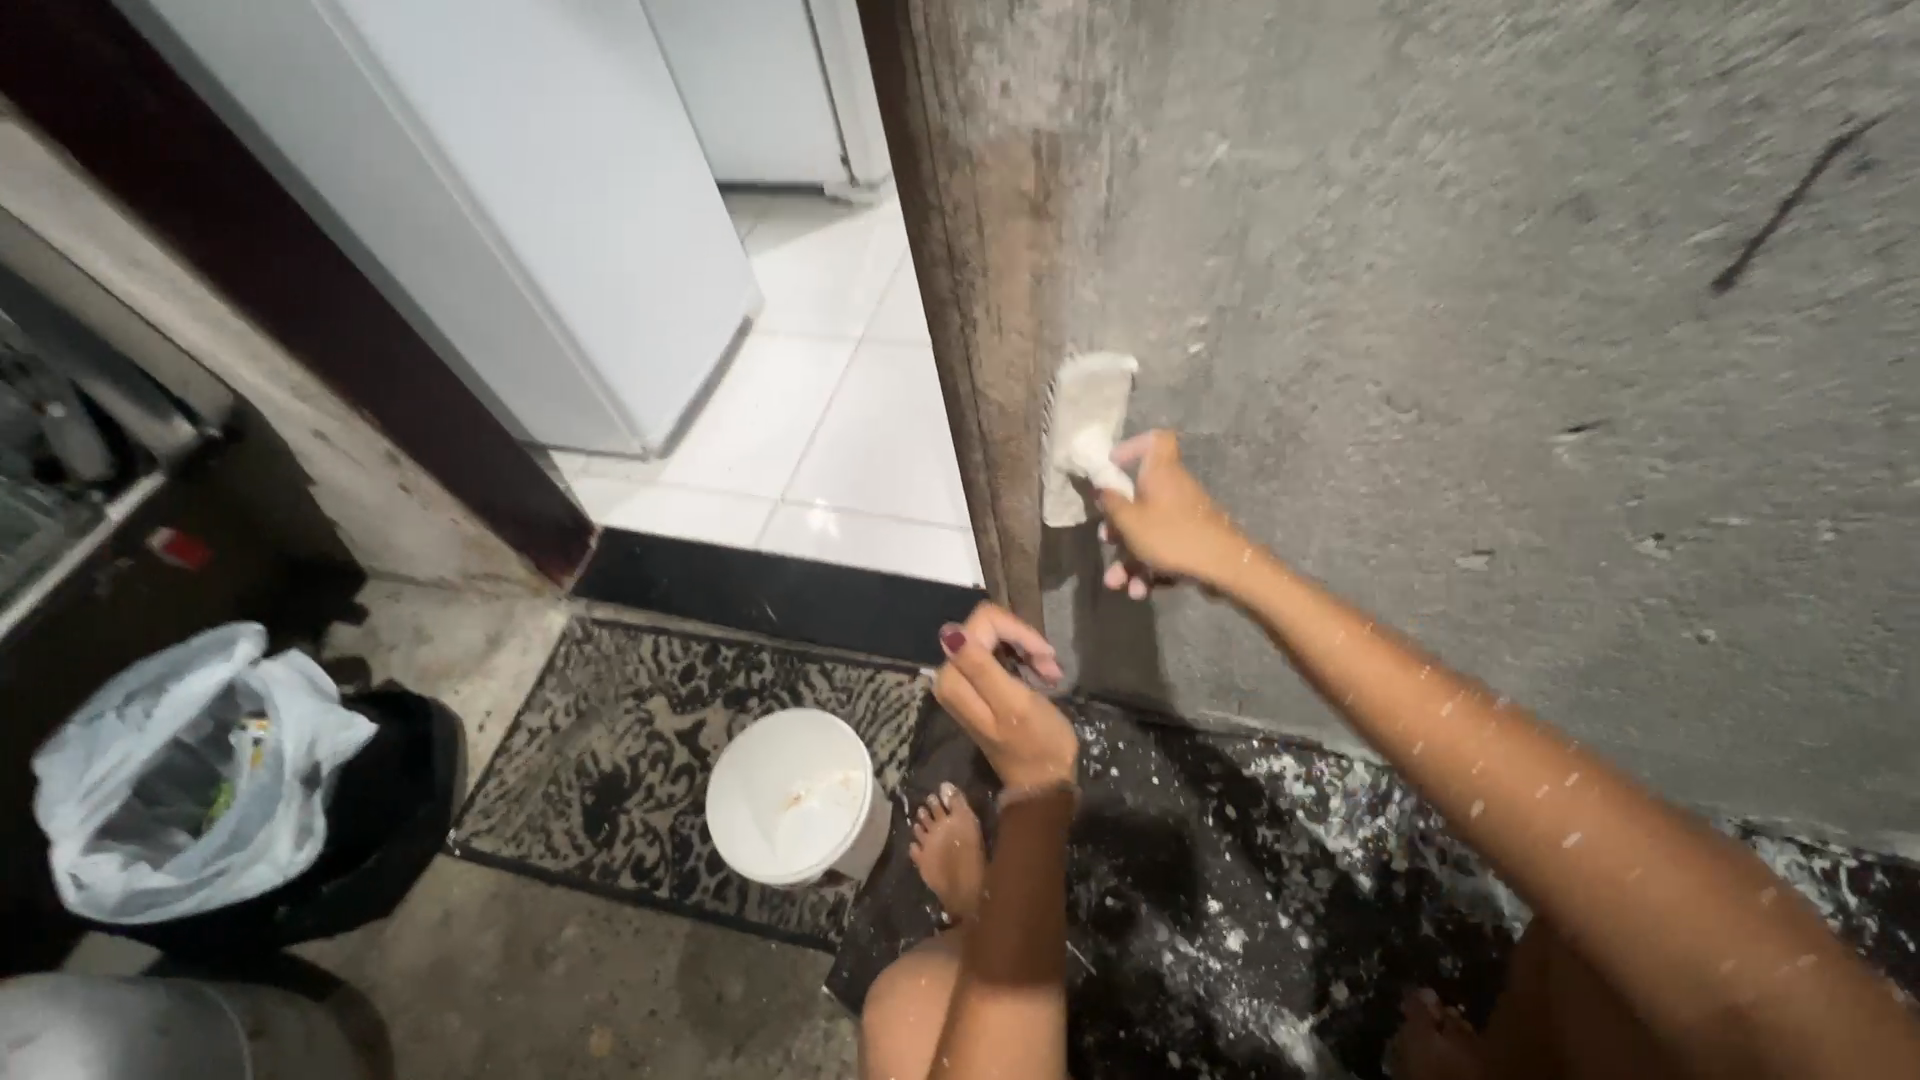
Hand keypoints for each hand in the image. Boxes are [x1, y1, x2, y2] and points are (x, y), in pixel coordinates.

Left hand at [933, 603, 1077, 791]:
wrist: (1042, 778)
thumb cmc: (1035, 743)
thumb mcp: (1012, 703)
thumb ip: (980, 667)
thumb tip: (949, 632)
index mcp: (953, 677)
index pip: (982, 622)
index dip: (1017, 631)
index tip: (1044, 653)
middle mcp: (951, 674)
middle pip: (987, 627)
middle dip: (1023, 642)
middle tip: (1049, 666)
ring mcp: (965, 678)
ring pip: (997, 638)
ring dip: (1028, 652)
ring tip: (1051, 674)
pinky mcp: (980, 682)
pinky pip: (1000, 652)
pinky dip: (1025, 660)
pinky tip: (1044, 676)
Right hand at [1097, 430, 1247, 595]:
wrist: (1224, 567)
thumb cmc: (1171, 535)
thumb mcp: (1130, 521)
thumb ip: (1111, 503)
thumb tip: (1102, 487)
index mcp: (1160, 473)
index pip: (1156, 440)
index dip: (1134, 446)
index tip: (1114, 466)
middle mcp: (1173, 490)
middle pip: (1140, 498)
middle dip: (1119, 526)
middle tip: (1106, 540)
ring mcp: (1185, 517)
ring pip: (1148, 532)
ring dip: (1128, 559)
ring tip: (1117, 583)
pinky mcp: (1192, 542)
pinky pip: (1163, 550)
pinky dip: (1149, 570)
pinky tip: (1139, 591)